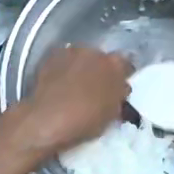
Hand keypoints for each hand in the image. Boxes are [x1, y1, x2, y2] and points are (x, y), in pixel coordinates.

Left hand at [12, 46, 129, 155]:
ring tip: (75, 86)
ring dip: (81, 68)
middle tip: (96, 88)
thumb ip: (118, 96)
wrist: (47, 120)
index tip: (118, 88)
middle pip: (102, 58)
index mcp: (115, 65)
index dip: (122, 76)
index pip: (126, 64)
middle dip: (101, 70)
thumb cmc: (86, 121)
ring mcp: (71, 52)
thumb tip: (120, 89)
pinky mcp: (51, 57)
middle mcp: (94, 52)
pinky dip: (64, 69)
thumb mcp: (112, 114)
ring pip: (82, 58)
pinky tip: (60, 84)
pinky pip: (63, 61)